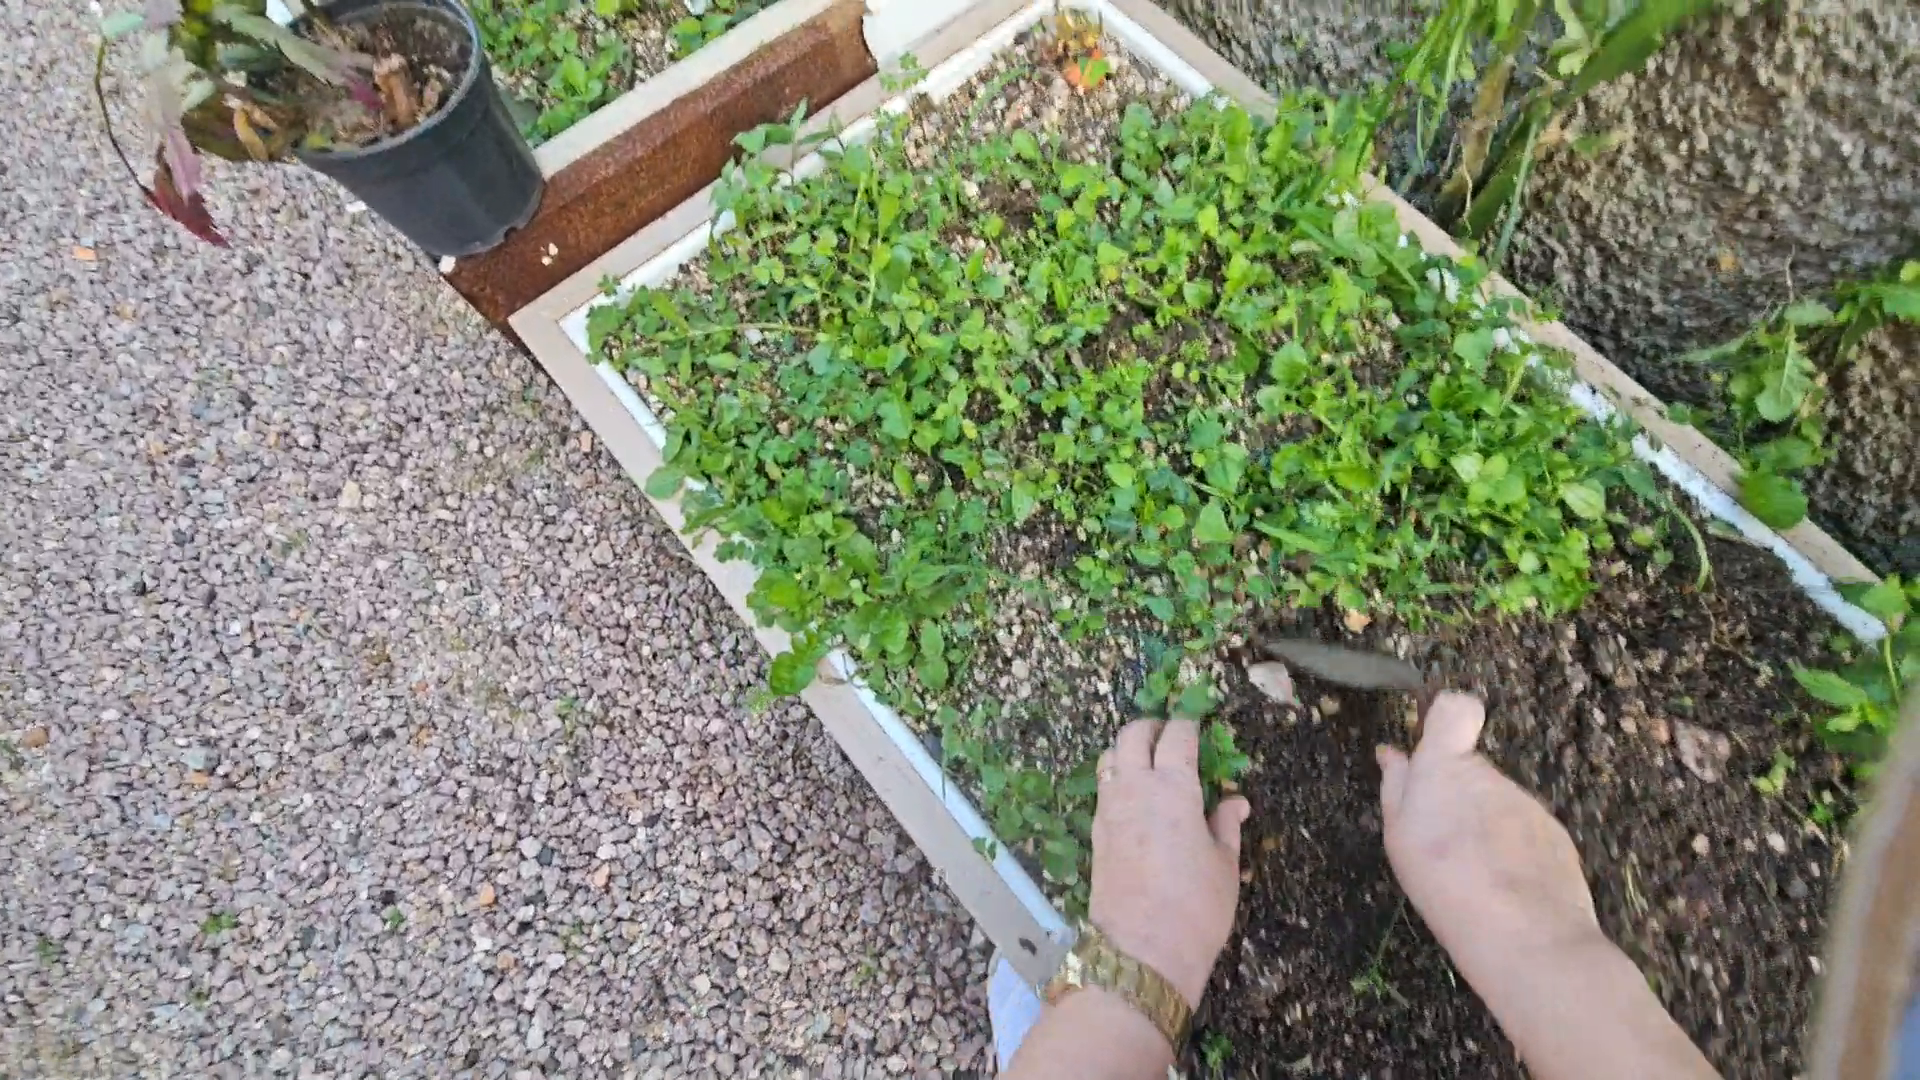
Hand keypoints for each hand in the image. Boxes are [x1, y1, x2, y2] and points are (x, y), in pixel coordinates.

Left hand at [1089, 717, 1250, 1008]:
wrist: (1142, 946)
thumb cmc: (1196, 906)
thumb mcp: (1224, 865)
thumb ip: (1225, 824)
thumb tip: (1236, 800)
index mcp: (1173, 787)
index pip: (1177, 737)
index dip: (1187, 723)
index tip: (1195, 720)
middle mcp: (1136, 786)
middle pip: (1133, 735)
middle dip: (1150, 726)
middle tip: (1167, 732)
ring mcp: (1110, 805)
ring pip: (1110, 755)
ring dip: (1127, 747)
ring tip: (1146, 756)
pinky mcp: (1096, 827)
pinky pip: (1103, 785)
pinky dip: (1116, 775)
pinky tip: (1132, 791)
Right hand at [1376, 692, 1597, 961]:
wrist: (1528, 938)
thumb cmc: (1444, 879)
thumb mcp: (1398, 834)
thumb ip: (1396, 786)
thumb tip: (1391, 752)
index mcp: (1446, 767)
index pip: (1455, 709)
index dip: (1444, 716)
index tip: (1433, 741)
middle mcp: (1492, 776)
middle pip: (1469, 768)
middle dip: (1453, 793)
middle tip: (1437, 838)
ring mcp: (1529, 805)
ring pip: (1496, 803)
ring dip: (1481, 824)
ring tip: (1470, 871)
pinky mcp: (1557, 838)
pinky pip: (1523, 831)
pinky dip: (1510, 849)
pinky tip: (1502, 885)